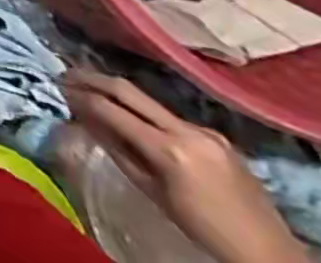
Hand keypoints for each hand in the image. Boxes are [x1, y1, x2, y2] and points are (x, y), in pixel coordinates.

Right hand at [64, 70, 306, 262]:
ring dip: (114, 92)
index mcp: (169, 148)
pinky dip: (141, 110)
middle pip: (128, 90)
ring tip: (88, 90)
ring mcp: (206, 131)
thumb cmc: (199, 225)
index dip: (77, 95)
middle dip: (90, 78)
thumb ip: (115, 147)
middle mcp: (188, 131)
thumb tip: (81, 116)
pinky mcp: (216, 136)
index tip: (53, 88)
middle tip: (62, 74)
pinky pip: (168, 115)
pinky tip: (130, 115)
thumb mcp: (149, 188)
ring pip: (147, 99)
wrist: (266, 250)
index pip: (109, 108)